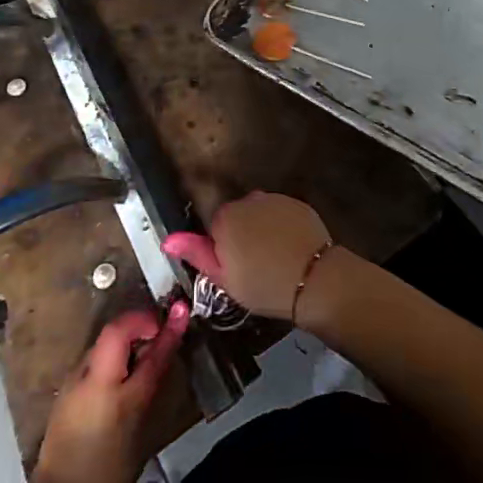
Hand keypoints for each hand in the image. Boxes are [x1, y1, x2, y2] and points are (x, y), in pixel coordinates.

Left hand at [33, 300, 189, 482]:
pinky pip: (97, 367)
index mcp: (98, 375)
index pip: (121, 326)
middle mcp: (80, 372)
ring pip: (105, 350)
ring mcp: (70, 384)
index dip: (148, 319)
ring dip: (129, 350)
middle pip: (113, 335)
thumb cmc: (110, 454)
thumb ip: (157, 361)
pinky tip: (127, 386)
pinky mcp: (66, 398)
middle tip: (165, 346)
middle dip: (141, 333)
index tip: (172, 323)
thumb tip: (178, 319)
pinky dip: (117, 365)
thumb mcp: (140, 405)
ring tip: (149, 368)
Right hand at [162, 191, 330, 318]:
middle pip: (238, 216)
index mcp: (226, 217)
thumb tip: (169, 240)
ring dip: (262, 230)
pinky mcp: (299, 203)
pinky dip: (282, 227)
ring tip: (273, 259)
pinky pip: (281, 214)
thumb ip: (196, 253)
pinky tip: (288, 248)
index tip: (234, 267)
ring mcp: (277, 199)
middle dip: (241, 236)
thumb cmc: (262, 284)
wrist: (313, 278)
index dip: (222, 249)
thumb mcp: (222, 277)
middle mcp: (250, 200)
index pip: (215, 228)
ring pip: (260, 214)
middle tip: (252, 266)